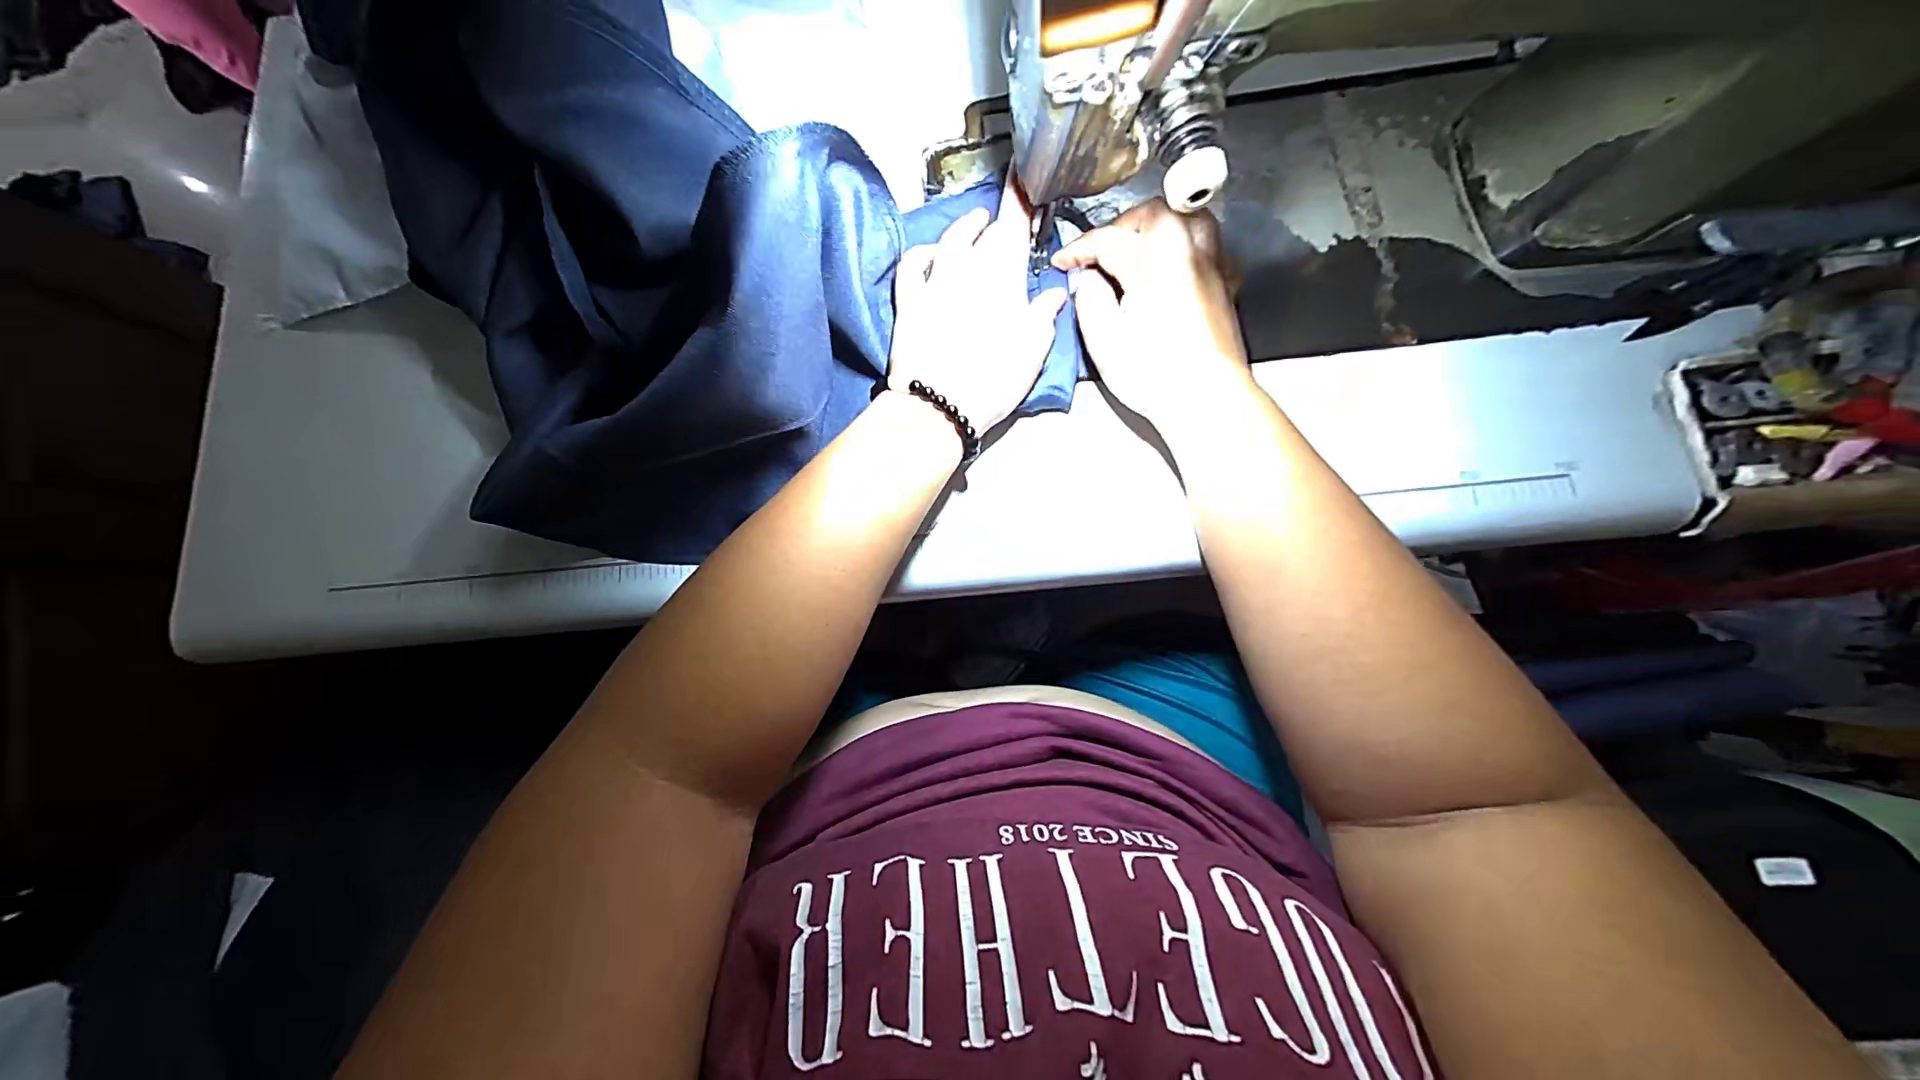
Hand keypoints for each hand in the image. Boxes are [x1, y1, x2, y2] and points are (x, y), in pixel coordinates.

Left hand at [887, 180, 1067, 434]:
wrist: (939, 404)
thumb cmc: (993, 379)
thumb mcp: (1033, 349)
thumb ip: (1044, 314)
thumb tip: (1054, 294)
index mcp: (1004, 272)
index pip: (1014, 221)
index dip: (1020, 198)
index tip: (1024, 180)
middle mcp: (967, 265)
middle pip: (984, 230)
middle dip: (997, 222)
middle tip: (1004, 224)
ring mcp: (934, 279)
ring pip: (949, 237)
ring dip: (964, 227)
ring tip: (973, 224)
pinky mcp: (908, 299)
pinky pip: (913, 262)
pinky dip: (924, 252)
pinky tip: (931, 254)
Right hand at [1052, 198, 1250, 433]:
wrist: (1205, 398)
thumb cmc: (1156, 374)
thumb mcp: (1104, 338)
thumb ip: (1089, 297)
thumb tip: (1086, 280)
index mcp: (1153, 258)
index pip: (1109, 239)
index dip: (1080, 249)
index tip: (1064, 262)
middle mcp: (1187, 250)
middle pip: (1152, 215)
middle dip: (1120, 228)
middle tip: (1098, 253)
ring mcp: (1211, 266)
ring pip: (1185, 221)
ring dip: (1156, 228)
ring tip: (1135, 251)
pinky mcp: (1224, 286)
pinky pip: (1205, 248)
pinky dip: (1184, 249)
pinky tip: (1171, 270)